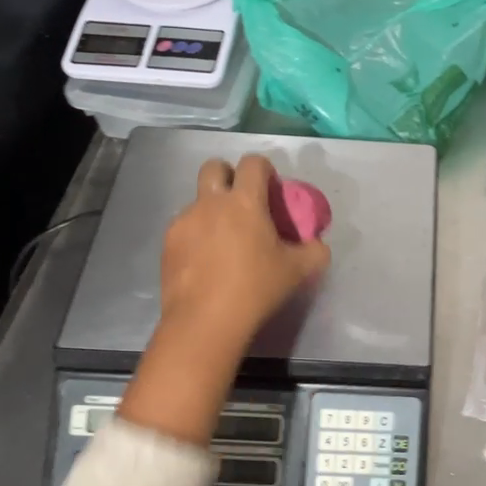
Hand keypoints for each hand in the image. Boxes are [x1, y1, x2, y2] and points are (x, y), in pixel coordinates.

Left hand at [160, 154, 330, 342]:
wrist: (205, 322)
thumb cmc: (255, 289)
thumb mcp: (298, 271)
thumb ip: (314, 251)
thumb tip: (318, 244)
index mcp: (245, 201)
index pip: (253, 163)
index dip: (264, 169)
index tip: (270, 187)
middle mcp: (211, 202)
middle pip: (214, 167)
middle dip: (227, 175)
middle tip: (240, 201)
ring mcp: (185, 221)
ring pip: (197, 200)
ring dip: (211, 210)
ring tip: (222, 241)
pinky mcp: (168, 242)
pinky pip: (184, 227)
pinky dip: (196, 235)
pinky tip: (204, 261)